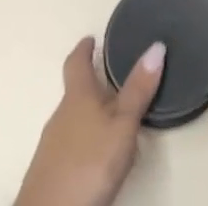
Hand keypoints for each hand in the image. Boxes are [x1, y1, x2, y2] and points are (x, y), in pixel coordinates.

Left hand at [15, 37, 165, 205]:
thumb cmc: (89, 163)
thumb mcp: (123, 125)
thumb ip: (138, 90)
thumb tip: (156, 46)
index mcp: (77, 98)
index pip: (76, 64)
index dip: (84, 49)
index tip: (91, 38)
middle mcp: (61, 116)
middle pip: (76, 92)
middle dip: (95, 84)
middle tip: (118, 77)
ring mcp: (52, 144)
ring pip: (75, 118)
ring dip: (93, 112)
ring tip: (118, 115)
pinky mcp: (52, 170)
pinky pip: (72, 141)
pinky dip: (88, 136)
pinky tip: (102, 152)